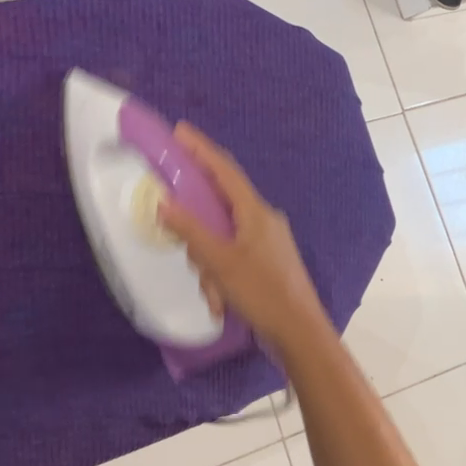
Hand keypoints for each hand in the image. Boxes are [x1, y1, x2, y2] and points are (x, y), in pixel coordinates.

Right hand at [157, 123, 333, 354]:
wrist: (301, 335)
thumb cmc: (261, 292)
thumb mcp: (219, 261)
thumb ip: (190, 230)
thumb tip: (163, 202)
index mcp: (255, 211)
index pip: (223, 169)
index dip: (200, 148)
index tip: (179, 131)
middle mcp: (263, 220)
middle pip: (218, 207)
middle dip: (197, 231)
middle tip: (184, 247)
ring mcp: (266, 242)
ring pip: (221, 238)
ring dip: (209, 263)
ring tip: (214, 293)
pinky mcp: (266, 263)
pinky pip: (231, 257)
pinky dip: (220, 275)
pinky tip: (221, 302)